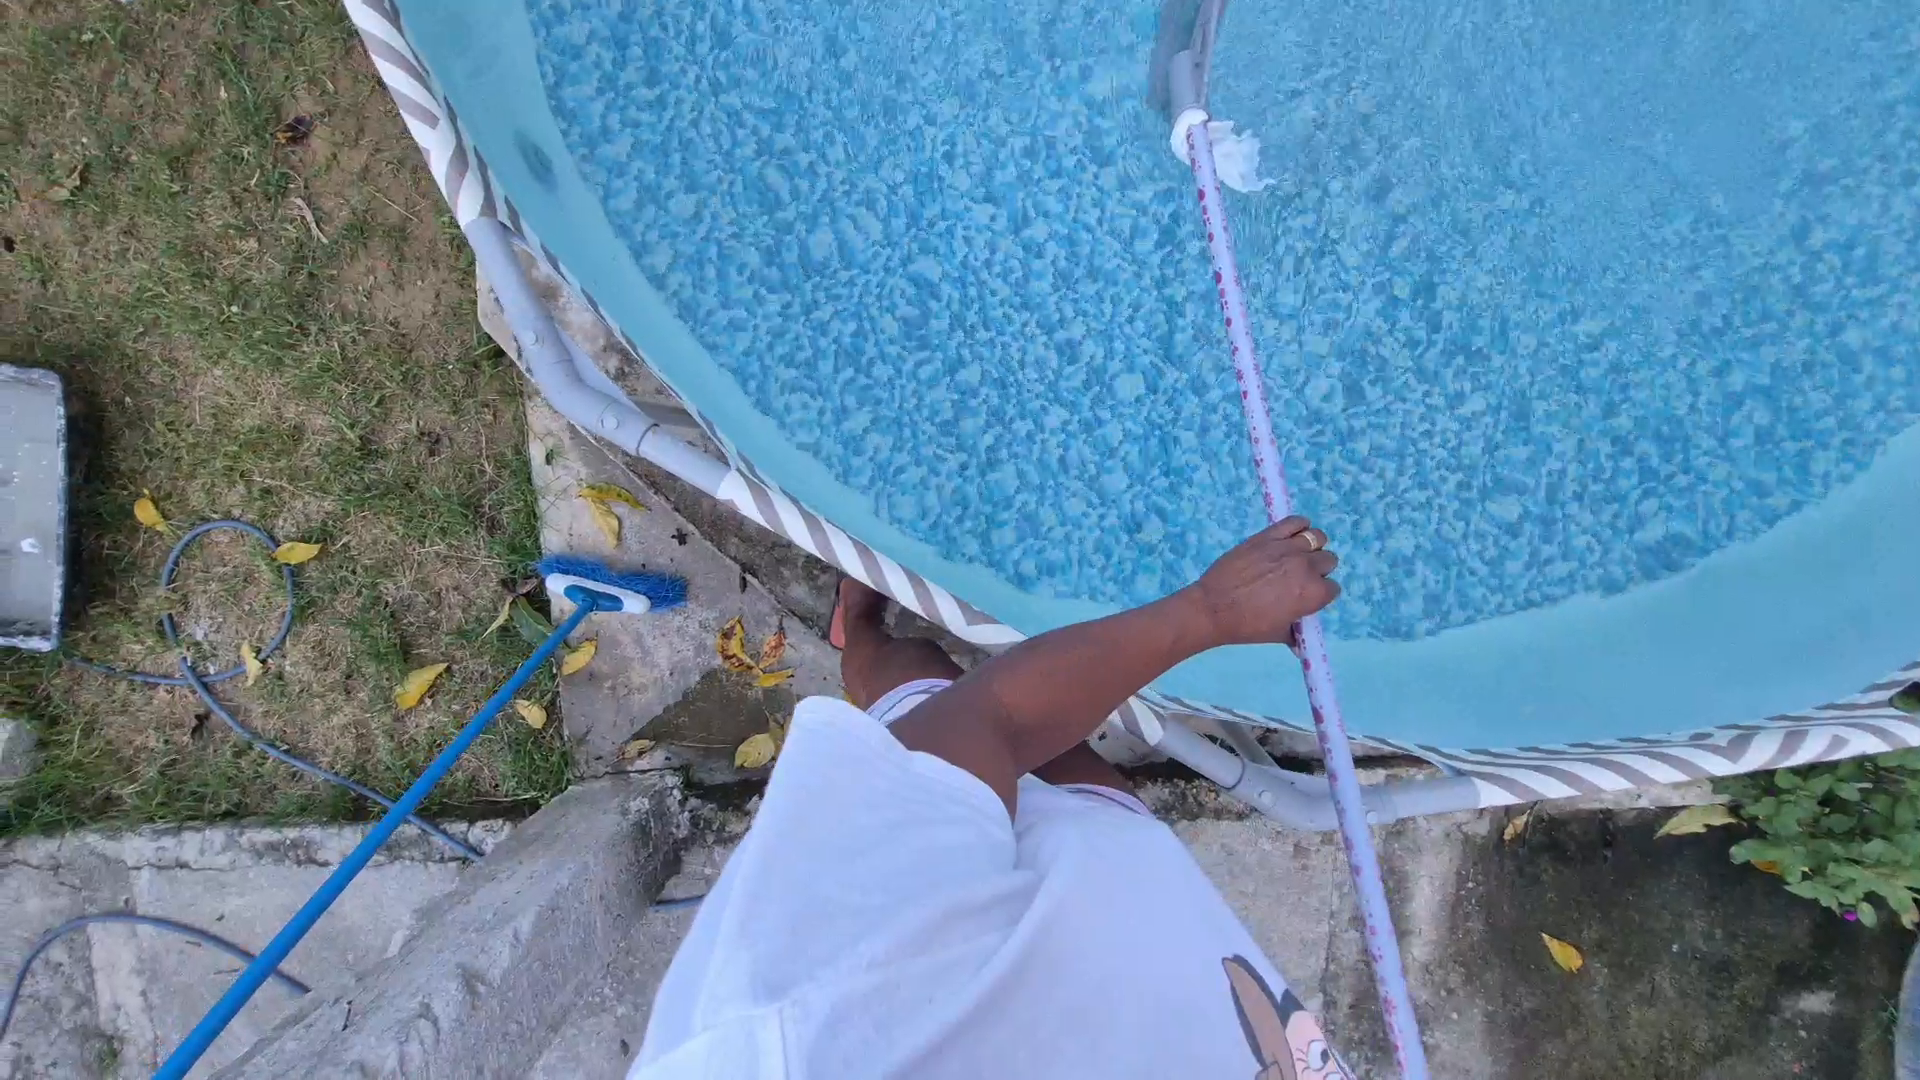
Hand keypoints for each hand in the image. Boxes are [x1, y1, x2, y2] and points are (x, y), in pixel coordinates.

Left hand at [1180, 516, 1339, 647]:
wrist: (1213, 608)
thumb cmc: (1246, 626)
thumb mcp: (1280, 634)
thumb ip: (1297, 631)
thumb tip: (1301, 636)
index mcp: (1313, 593)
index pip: (1332, 588)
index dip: (1318, 593)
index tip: (1304, 595)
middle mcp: (1306, 567)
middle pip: (1327, 560)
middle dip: (1316, 570)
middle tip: (1296, 577)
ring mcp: (1286, 548)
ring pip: (1317, 538)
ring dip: (1310, 547)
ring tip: (1294, 556)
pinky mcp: (1267, 536)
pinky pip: (1294, 521)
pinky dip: (1298, 526)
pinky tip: (1290, 537)